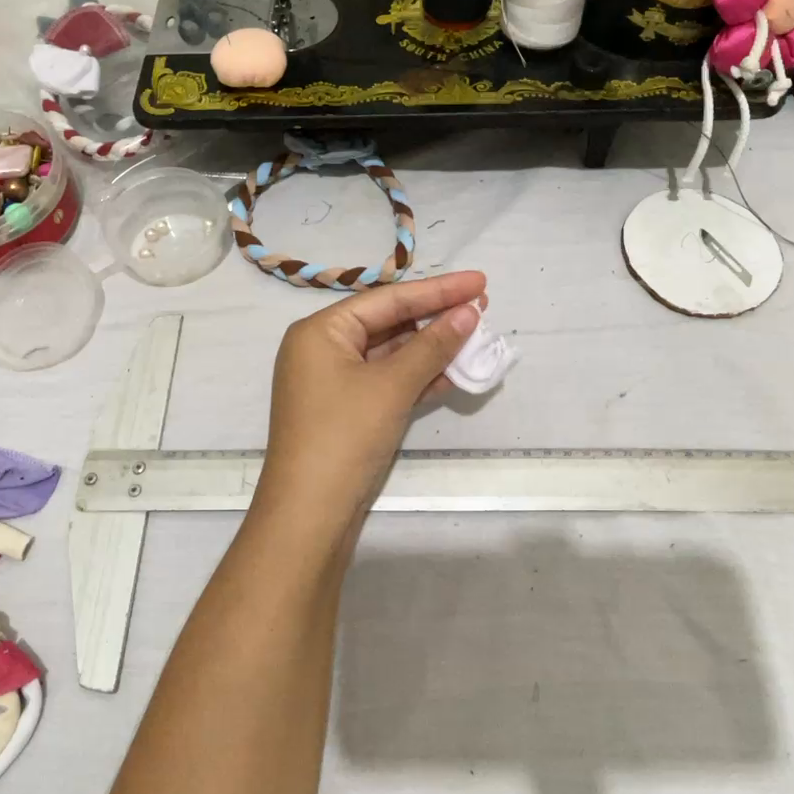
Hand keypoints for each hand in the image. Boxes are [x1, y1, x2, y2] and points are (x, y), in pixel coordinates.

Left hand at [256, 272, 486, 520]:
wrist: (310, 513)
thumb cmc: (344, 436)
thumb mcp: (391, 386)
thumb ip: (432, 346)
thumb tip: (469, 313)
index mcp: (320, 331)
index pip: (387, 299)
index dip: (437, 289)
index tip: (480, 281)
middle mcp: (322, 349)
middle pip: (388, 322)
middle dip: (435, 317)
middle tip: (483, 306)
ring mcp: (334, 382)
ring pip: (390, 354)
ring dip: (431, 349)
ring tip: (477, 336)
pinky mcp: (347, 411)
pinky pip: (387, 381)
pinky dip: (418, 377)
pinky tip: (455, 372)